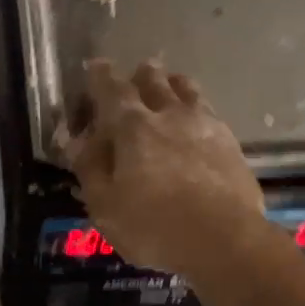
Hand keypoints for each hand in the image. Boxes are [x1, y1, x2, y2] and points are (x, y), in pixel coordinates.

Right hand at [66, 61, 266, 276]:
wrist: (223, 238)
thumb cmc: (153, 226)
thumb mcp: (106, 207)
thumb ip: (90, 170)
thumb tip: (75, 142)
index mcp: (133, 128)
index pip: (112, 90)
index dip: (100, 77)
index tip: (94, 67)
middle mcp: (170, 114)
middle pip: (153, 81)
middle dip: (139, 77)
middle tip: (132, 80)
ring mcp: (205, 124)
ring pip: (185, 89)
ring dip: (170, 85)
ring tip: (165, 89)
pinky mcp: (229, 141)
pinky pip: (207, 110)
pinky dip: (193, 107)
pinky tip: (193, 120)